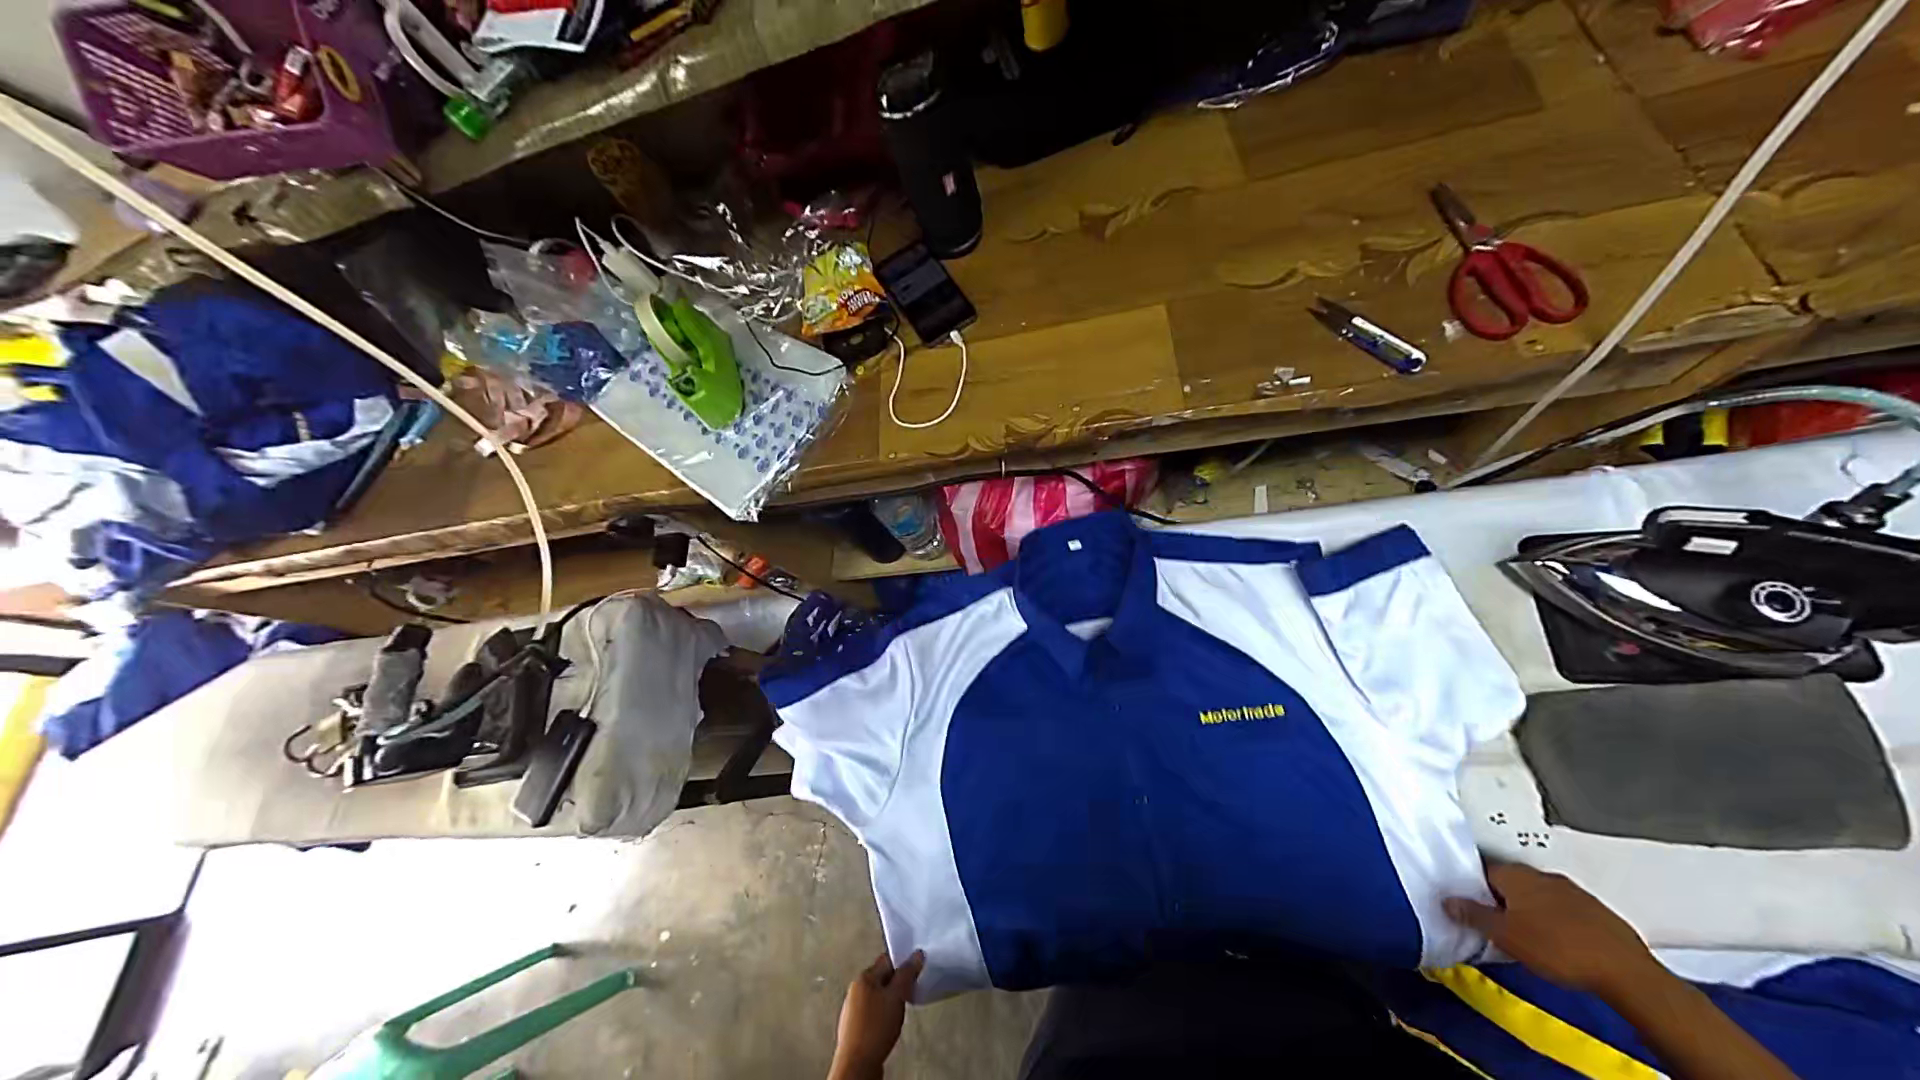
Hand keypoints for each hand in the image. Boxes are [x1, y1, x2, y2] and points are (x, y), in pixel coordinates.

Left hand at [828, 950, 923, 1079]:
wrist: (858, 1064)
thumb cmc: (875, 1028)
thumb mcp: (897, 996)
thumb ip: (907, 974)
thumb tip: (916, 955)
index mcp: (863, 977)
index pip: (886, 959)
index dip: (903, 962)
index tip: (916, 968)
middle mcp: (855, 989)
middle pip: (882, 977)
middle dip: (897, 983)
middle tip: (910, 991)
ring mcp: (853, 1009)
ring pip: (878, 995)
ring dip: (890, 1000)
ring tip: (900, 1010)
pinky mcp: (855, 1027)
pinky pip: (873, 1012)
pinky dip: (883, 1015)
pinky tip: (889, 1025)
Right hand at [1444, 863, 1660, 999]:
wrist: (1627, 974)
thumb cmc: (1558, 949)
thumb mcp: (1504, 934)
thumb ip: (1472, 915)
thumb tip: (1447, 900)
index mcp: (1515, 874)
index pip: (1482, 871)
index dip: (1474, 889)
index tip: (1471, 907)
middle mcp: (1543, 875)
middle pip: (1512, 882)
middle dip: (1503, 898)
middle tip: (1498, 923)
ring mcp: (1575, 892)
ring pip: (1541, 895)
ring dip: (1532, 909)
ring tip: (1530, 935)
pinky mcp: (1600, 912)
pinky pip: (1567, 909)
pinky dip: (1558, 920)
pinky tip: (1560, 942)